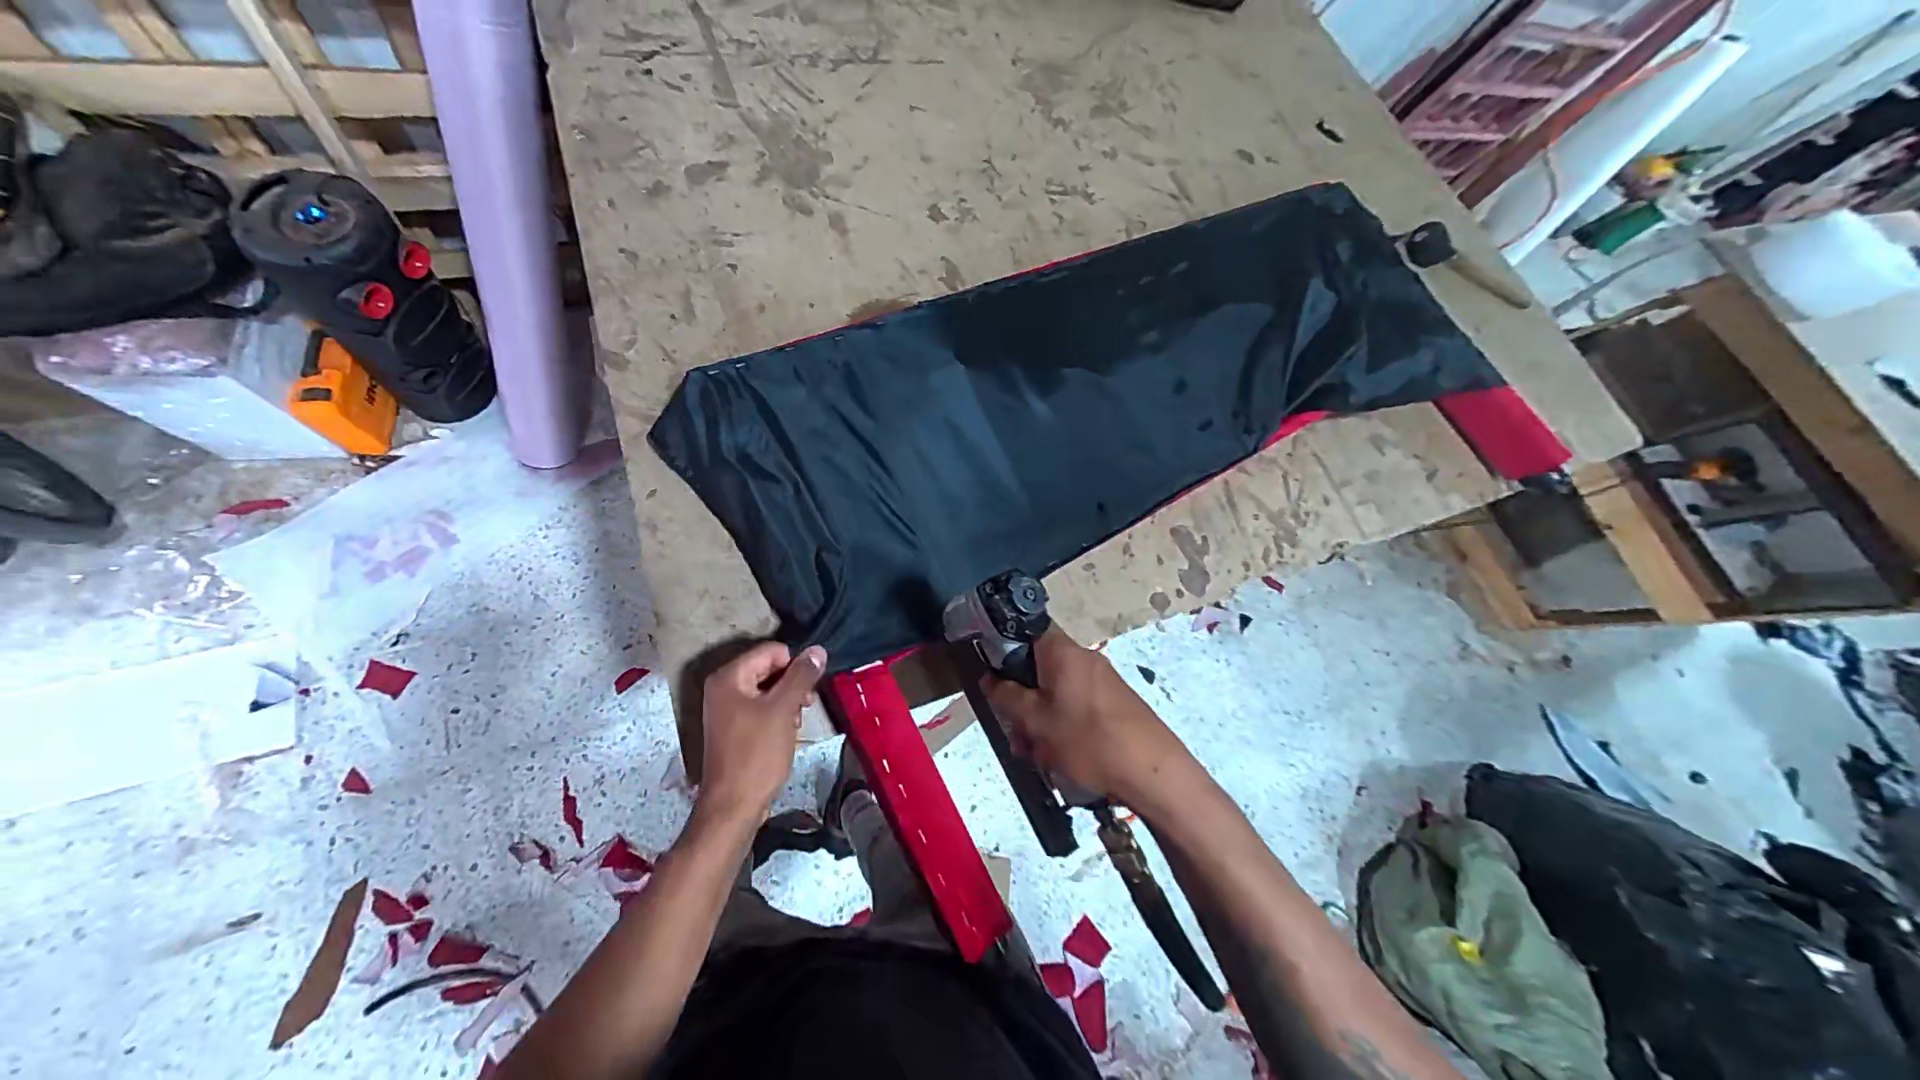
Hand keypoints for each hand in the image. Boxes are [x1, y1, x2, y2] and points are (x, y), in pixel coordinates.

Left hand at [698, 642, 826, 820]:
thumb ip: (802, 676)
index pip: (771, 652)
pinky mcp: (733, 728)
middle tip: (803, 708)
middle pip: (769, 669)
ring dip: (786, 703)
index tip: (808, 689)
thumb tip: (818, 650)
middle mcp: (723, 688)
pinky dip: (776, 716)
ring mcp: (726, 710)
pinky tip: (785, 734)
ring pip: (768, 690)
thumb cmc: (757, 754)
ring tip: (793, 725)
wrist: (734, 805)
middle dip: (791, 685)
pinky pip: (761, 709)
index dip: (795, 665)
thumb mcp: (784, 710)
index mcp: (729, 678)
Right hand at [983, 626, 1189, 803]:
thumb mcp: (1035, 723)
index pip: (1026, 630)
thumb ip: (1006, 697)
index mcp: (1063, 652)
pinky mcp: (1114, 706)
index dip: (1003, 649)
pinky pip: (1076, 710)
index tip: (994, 678)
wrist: (1153, 773)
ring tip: (1040, 758)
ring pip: (1055, 696)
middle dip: (1022, 704)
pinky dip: (1063, 731)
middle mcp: (1084, 660)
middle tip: (1018, 736)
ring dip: (1040, 724)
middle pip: (1038, 670)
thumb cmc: (1088, 741)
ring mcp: (1102, 684)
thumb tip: (990, 678)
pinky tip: (1063, 761)